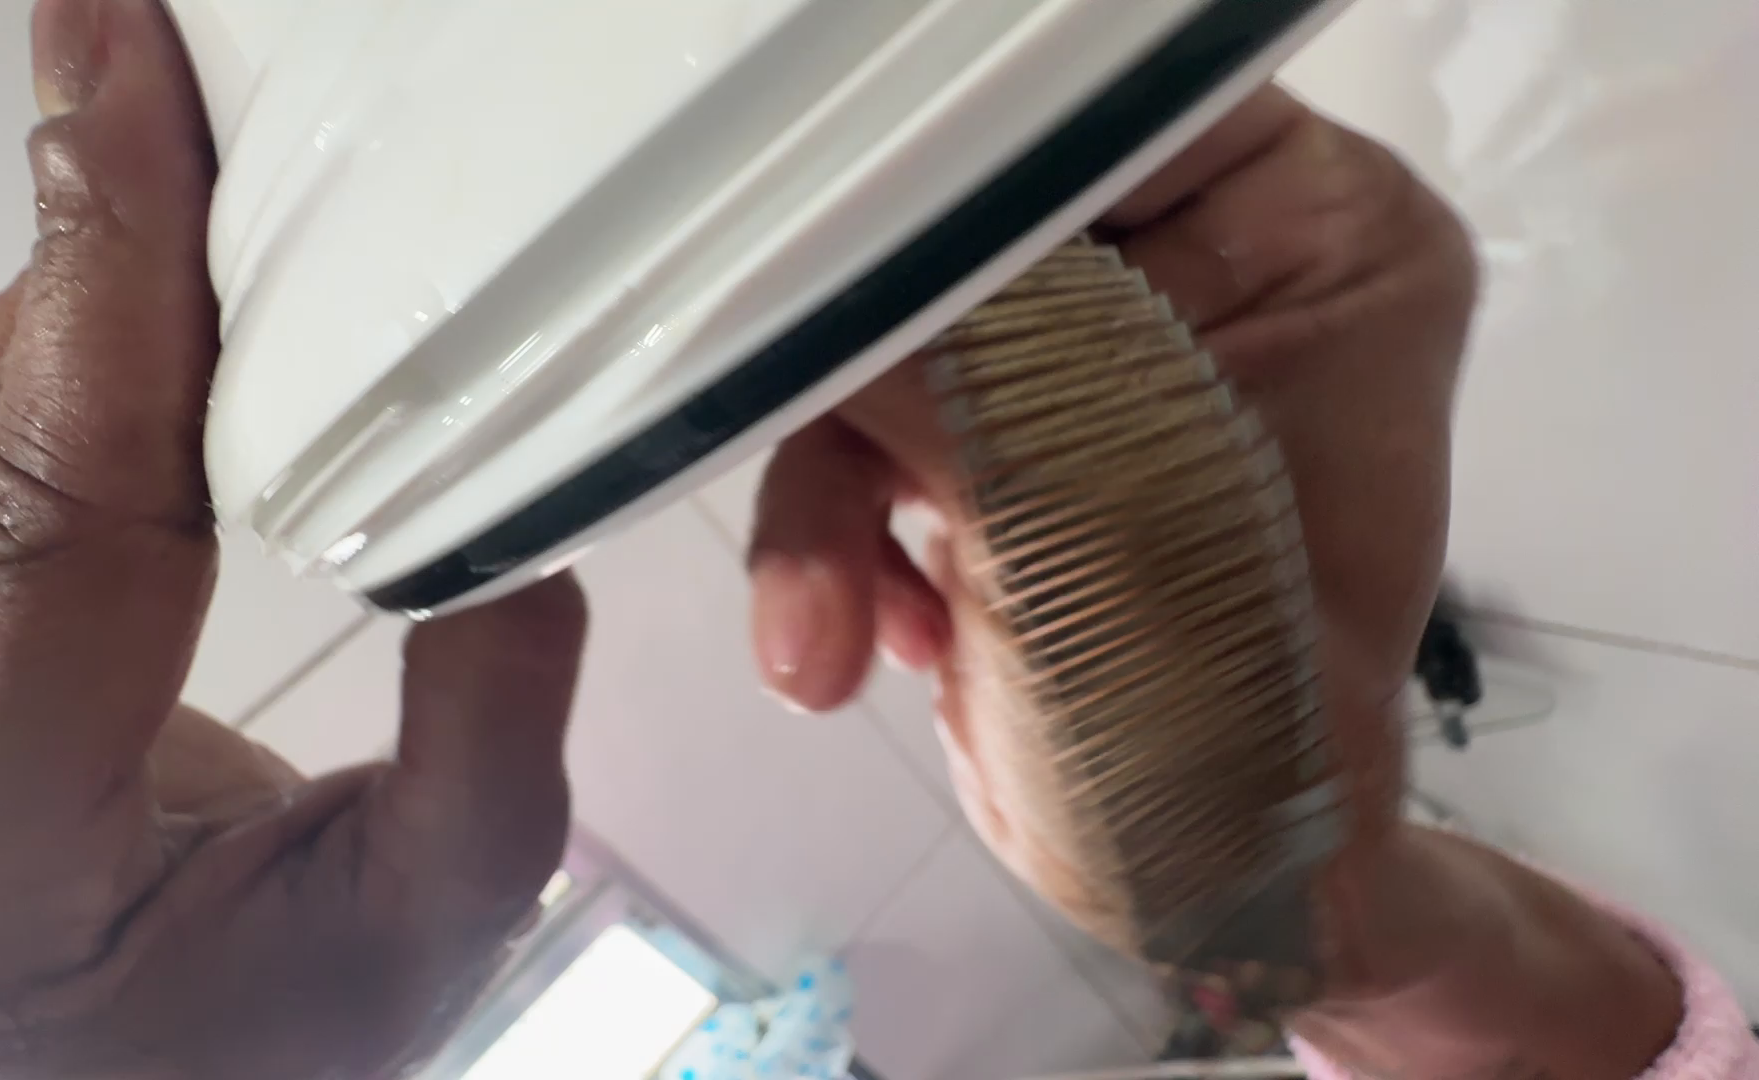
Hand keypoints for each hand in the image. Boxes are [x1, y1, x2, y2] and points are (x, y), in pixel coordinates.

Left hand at [0, 2, 583, 1076]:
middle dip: (99, 251)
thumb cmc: (305, 1023)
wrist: (194, 1065)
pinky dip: (96, 373)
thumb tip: (520, 542)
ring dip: (97, 298)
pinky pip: (2, 479)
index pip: (49, 514)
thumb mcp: (443, 906)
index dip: (109, 293)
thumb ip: (493, 730)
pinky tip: (173, 315)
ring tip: (184, 161)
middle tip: (166, 74)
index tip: (131, 87)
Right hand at [748, 87, 1679, 1076]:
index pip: (1114, 129)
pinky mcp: (965, 463)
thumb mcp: (1108, 539)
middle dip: (873, 390)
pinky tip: (866, 640)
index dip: (975, 177)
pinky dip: (836, 554)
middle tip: (825, 503)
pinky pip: (853, 463)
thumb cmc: (1215, 725)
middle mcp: (1169, 296)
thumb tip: (835, 295)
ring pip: (881, 377)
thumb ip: (969, 392)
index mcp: (1297, 243)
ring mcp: (1054, 383)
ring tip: (819, 643)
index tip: (860, 239)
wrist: (1175, 863)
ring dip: (826, 517)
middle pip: (964, 261)